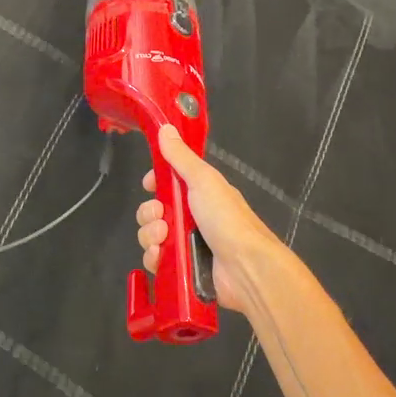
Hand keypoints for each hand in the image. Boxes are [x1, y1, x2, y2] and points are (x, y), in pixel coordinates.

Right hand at [134, 125, 286, 312]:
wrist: (246, 267)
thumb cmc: (226, 218)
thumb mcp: (204, 180)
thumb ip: (181, 157)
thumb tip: (165, 127)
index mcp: (200, 193)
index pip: (169, 183)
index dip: (155, 183)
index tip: (149, 184)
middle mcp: (192, 217)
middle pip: (154, 210)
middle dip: (149, 212)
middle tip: (160, 216)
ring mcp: (186, 244)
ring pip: (151, 235)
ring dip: (149, 235)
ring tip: (163, 238)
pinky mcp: (182, 269)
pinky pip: (155, 260)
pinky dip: (154, 258)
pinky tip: (160, 256)